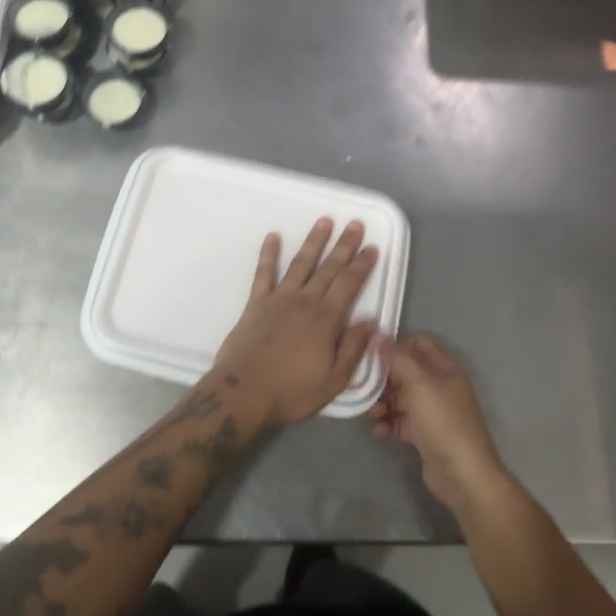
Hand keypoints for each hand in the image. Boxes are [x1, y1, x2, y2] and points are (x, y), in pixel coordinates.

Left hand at [212, 218, 380, 425]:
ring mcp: (278, 299)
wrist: (243, 394)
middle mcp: (304, 301)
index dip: (362, 265)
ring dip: (313, 241)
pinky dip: (268, 254)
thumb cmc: (292, 392)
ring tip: (324, 221)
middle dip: (344, 245)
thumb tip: (370, 321)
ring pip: (300, 263)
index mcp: (326, 319)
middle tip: (355, 224)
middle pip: (328, 268)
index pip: (349, 284)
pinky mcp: (255, 304)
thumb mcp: (334, 380)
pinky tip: (273, 237)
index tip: (372, 248)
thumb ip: (353, 348)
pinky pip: (263, 273)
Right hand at [370, 335, 509, 510]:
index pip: (418, 343)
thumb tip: (378, 335)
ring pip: (399, 397)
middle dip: (383, 378)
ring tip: (371, 414)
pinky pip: (400, 420)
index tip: (370, 353)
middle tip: (363, 387)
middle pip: (404, 371)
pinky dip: (388, 423)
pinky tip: (379, 431)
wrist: (462, 474)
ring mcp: (431, 410)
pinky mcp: (423, 433)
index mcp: (444, 368)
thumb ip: (398, 358)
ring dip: (382, 403)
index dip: (396, 345)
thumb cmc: (443, 422)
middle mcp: (438, 385)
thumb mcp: (420, 384)